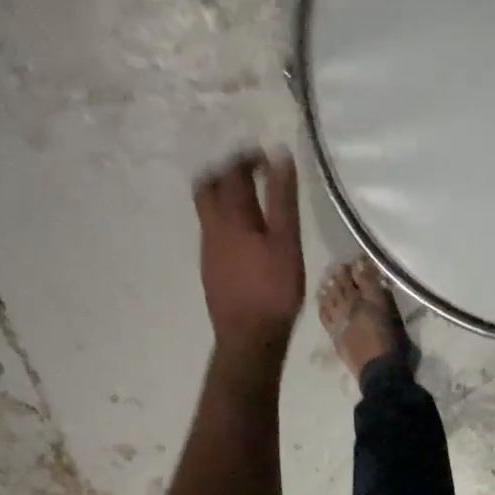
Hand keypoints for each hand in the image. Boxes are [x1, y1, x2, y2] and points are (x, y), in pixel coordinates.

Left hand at [194, 151, 303, 364]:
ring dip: (225, 198)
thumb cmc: (274, 289)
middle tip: (251, 174)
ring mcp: (208, 250)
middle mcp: (212, 228)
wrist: (248, 337)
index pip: (232, 172)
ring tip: (252, 204)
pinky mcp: (210, 270)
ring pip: (208, 211)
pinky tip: (247, 239)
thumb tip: (279, 156)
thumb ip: (282, 199)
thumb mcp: (286, 242)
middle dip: (226, 173)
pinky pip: (213, 233)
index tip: (265, 156)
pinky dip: (227, 222)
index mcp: (231, 217)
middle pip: (207, 187)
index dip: (247, 158)